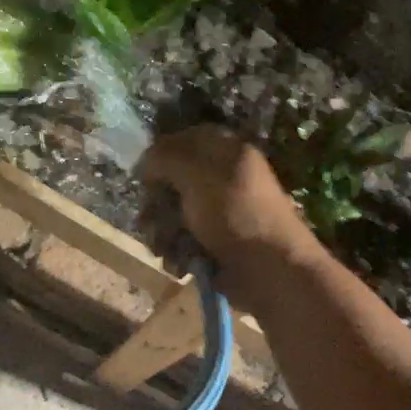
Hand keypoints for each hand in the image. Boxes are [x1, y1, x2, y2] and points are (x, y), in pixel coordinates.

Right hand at [136, 126, 329, 305]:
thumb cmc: (235, 214)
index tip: (142, 173)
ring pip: (174, 216)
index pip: (188, 140)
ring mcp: (218, 216)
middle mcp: (223, 181)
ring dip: (162, 233)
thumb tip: (144, 161)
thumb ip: (167, 159)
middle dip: (157, 203)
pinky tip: (179, 262)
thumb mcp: (198, 175)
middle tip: (149, 218)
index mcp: (228, 154)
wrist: (268, 269)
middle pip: (174, 182)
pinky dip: (176, 252)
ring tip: (165, 247)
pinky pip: (183, 243)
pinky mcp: (214, 246)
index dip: (162, 153)